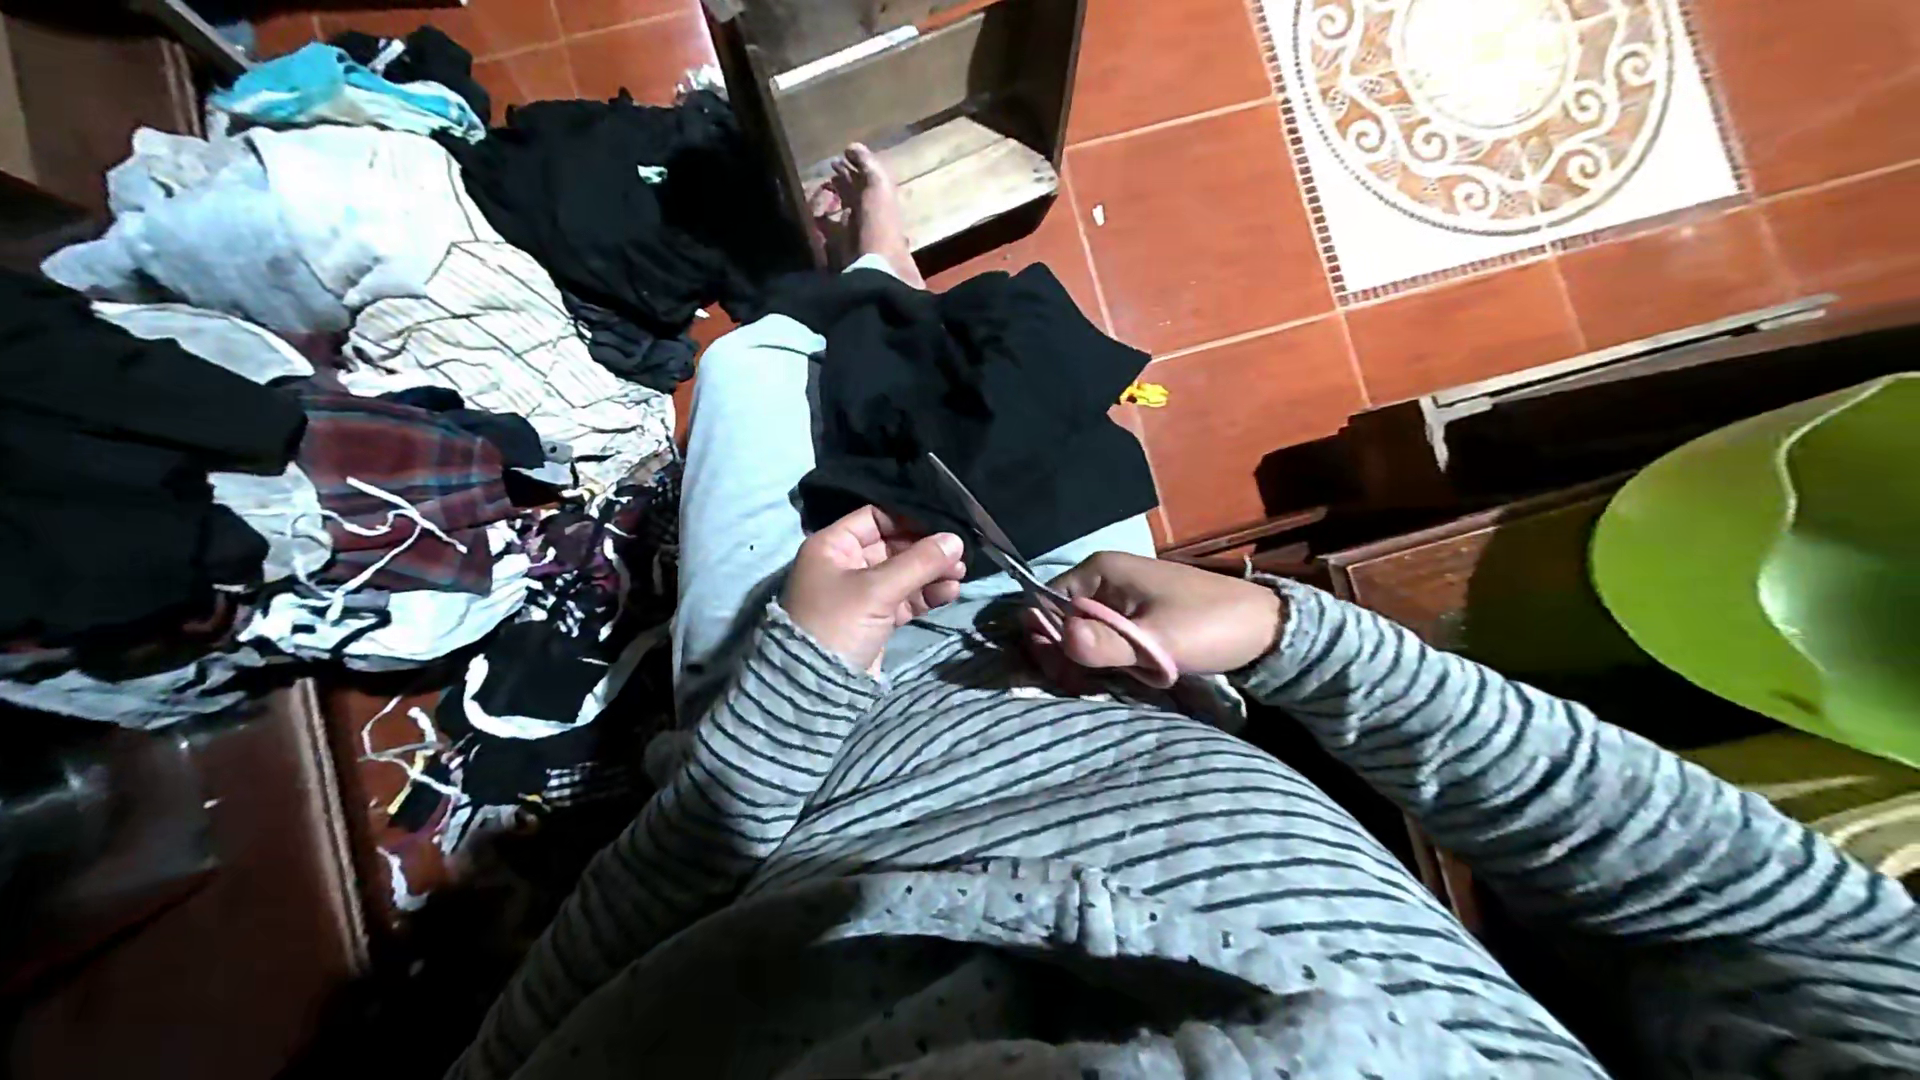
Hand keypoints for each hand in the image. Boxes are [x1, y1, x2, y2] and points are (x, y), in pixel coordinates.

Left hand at [782, 505, 966, 673]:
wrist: (816, 687)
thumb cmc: (838, 624)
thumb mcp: (877, 589)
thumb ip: (919, 562)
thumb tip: (955, 540)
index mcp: (832, 546)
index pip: (875, 518)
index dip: (909, 519)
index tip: (942, 526)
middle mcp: (845, 564)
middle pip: (894, 545)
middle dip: (927, 550)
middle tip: (959, 557)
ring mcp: (861, 592)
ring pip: (903, 573)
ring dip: (931, 573)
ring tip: (959, 576)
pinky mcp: (874, 617)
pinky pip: (905, 597)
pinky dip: (926, 594)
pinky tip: (949, 592)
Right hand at [1028, 552, 1284, 679]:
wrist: (1265, 629)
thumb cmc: (1210, 626)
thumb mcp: (1157, 640)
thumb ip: (1106, 644)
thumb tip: (1060, 640)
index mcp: (1099, 570)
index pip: (1044, 604)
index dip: (1047, 639)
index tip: (1065, 674)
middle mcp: (1103, 578)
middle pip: (1060, 620)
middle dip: (1068, 654)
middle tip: (1088, 686)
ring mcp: (1119, 597)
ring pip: (1081, 633)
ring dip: (1090, 660)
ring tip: (1111, 681)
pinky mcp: (1134, 615)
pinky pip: (1104, 637)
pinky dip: (1108, 658)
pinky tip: (1123, 675)